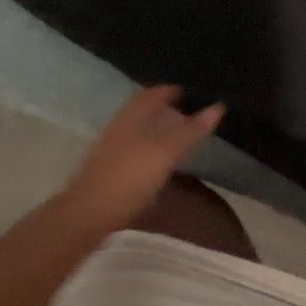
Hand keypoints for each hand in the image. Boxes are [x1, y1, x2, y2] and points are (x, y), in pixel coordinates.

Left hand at [58, 85, 223, 232]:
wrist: (87, 215)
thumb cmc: (128, 177)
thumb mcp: (165, 153)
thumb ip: (190, 130)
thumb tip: (217, 106)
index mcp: (131, 115)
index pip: (153, 92)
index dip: (172, 90)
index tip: (193, 92)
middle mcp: (119, 126)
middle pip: (143, 109)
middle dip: (164, 107)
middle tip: (188, 112)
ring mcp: (111, 149)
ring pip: (137, 129)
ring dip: (156, 128)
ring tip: (178, 136)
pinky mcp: (108, 171)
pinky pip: (133, 149)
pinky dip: (149, 148)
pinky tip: (158, 162)